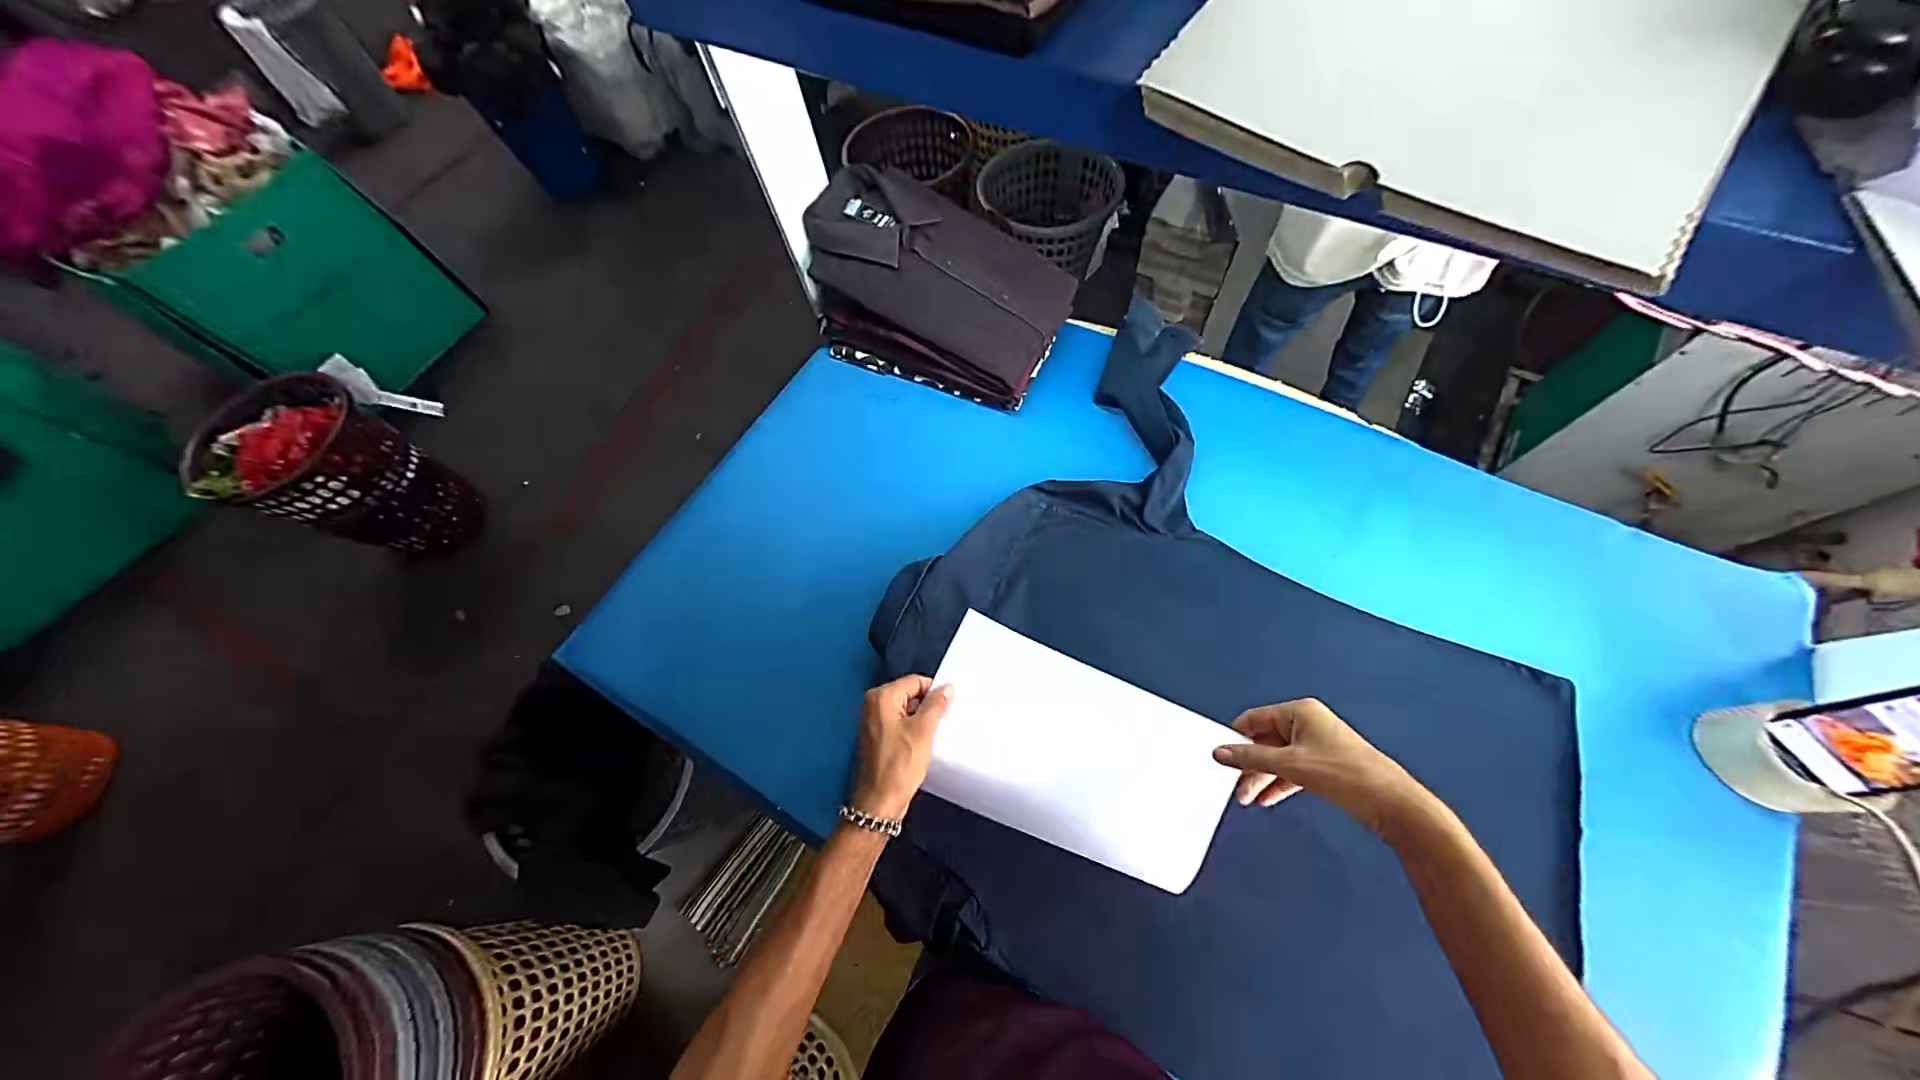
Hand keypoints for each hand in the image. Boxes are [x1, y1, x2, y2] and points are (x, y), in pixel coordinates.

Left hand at [851, 675, 952, 820]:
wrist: (880, 802)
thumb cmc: (901, 764)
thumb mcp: (923, 731)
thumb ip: (936, 705)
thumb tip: (946, 687)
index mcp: (881, 697)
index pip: (915, 681)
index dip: (933, 692)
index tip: (947, 708)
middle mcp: (873, 704)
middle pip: (909, 693)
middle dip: (927, 705)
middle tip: (942, 721)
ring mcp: (873, 720)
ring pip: (906, 709)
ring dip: (921, 719)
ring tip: (933, 733)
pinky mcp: (877, 736)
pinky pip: (899, 722)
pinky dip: (912, 728)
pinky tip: (923, 742)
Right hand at [1211, 698, 1427, 831]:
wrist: (1394, 805)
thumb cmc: (1353, 776)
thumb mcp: (1290, 765)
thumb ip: (1251, 759)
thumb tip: (1223, 752)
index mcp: (1301, 712)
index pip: (1254, 719)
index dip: (1235, 737)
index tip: (1221, 754)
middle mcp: (1310, 724)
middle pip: (1265, 740)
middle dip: (1249, 764)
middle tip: (1233, 781)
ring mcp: (1319, 745)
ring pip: (1278, 758)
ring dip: (1262, 777)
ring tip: (1247, 796)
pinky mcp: (1327, 766)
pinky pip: (1293, 770)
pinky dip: (1279, 783)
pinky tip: (1267, 797)